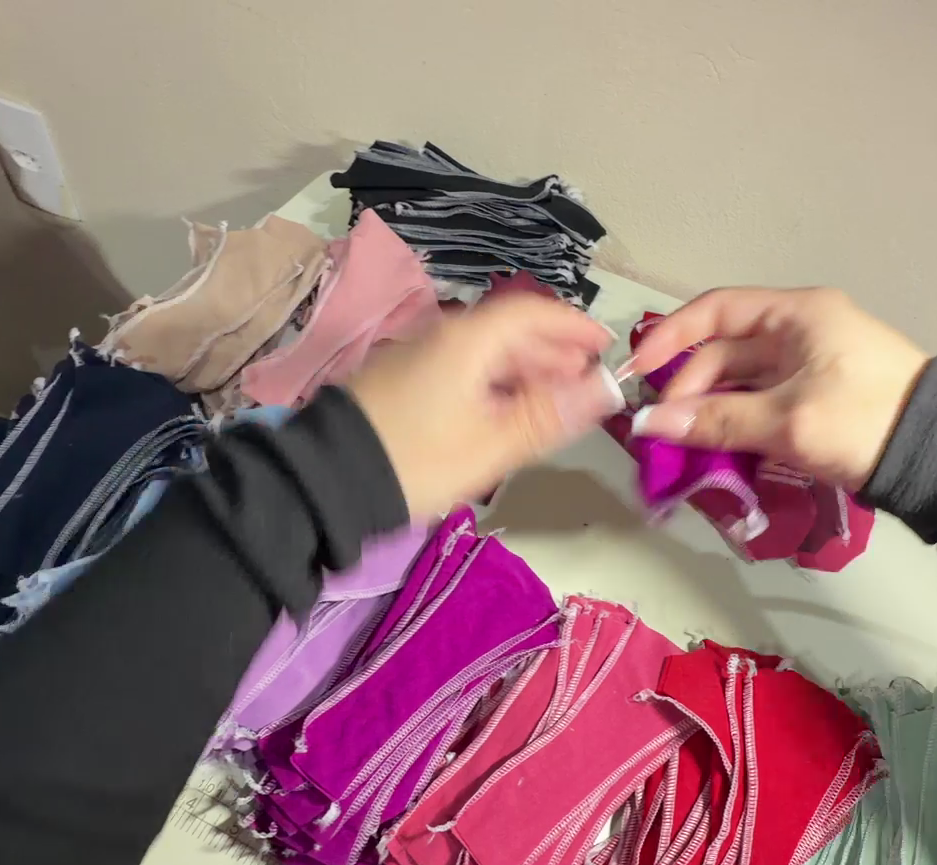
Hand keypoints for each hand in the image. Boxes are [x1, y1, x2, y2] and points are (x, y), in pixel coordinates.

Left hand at [345, 293, 622, 520]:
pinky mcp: (404, 380)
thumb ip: (549, 415)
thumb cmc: (418, 461)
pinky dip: (493, 381)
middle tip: (584, 374)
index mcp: (467, 342)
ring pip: (484, 352)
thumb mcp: (491, 444)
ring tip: (553, 392)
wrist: (331, 480)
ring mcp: (419, 356)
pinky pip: (462, 368)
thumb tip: (605, 391)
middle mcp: (442, 337)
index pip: (530, 313)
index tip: (603, 344)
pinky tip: (504, 407)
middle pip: (508, 331)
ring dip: (523, 368)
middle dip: (552, 350)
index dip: (571, 325)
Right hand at [621, 287, 931, 489]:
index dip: (672, 336)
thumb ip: (716, 421)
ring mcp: (804, 367)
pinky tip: (714, 448)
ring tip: (684, 445)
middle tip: (665, 430)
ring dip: (707, 410)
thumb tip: (649, 426)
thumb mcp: (787, 421)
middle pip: (722, 351)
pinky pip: (755, 404)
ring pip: (736, 382)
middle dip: (689, 388)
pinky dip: (731, 423)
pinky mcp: (809, 399)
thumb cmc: (864, 421)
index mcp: (796, 315)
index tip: (639, 370)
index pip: (717, 310)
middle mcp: (796, 333)